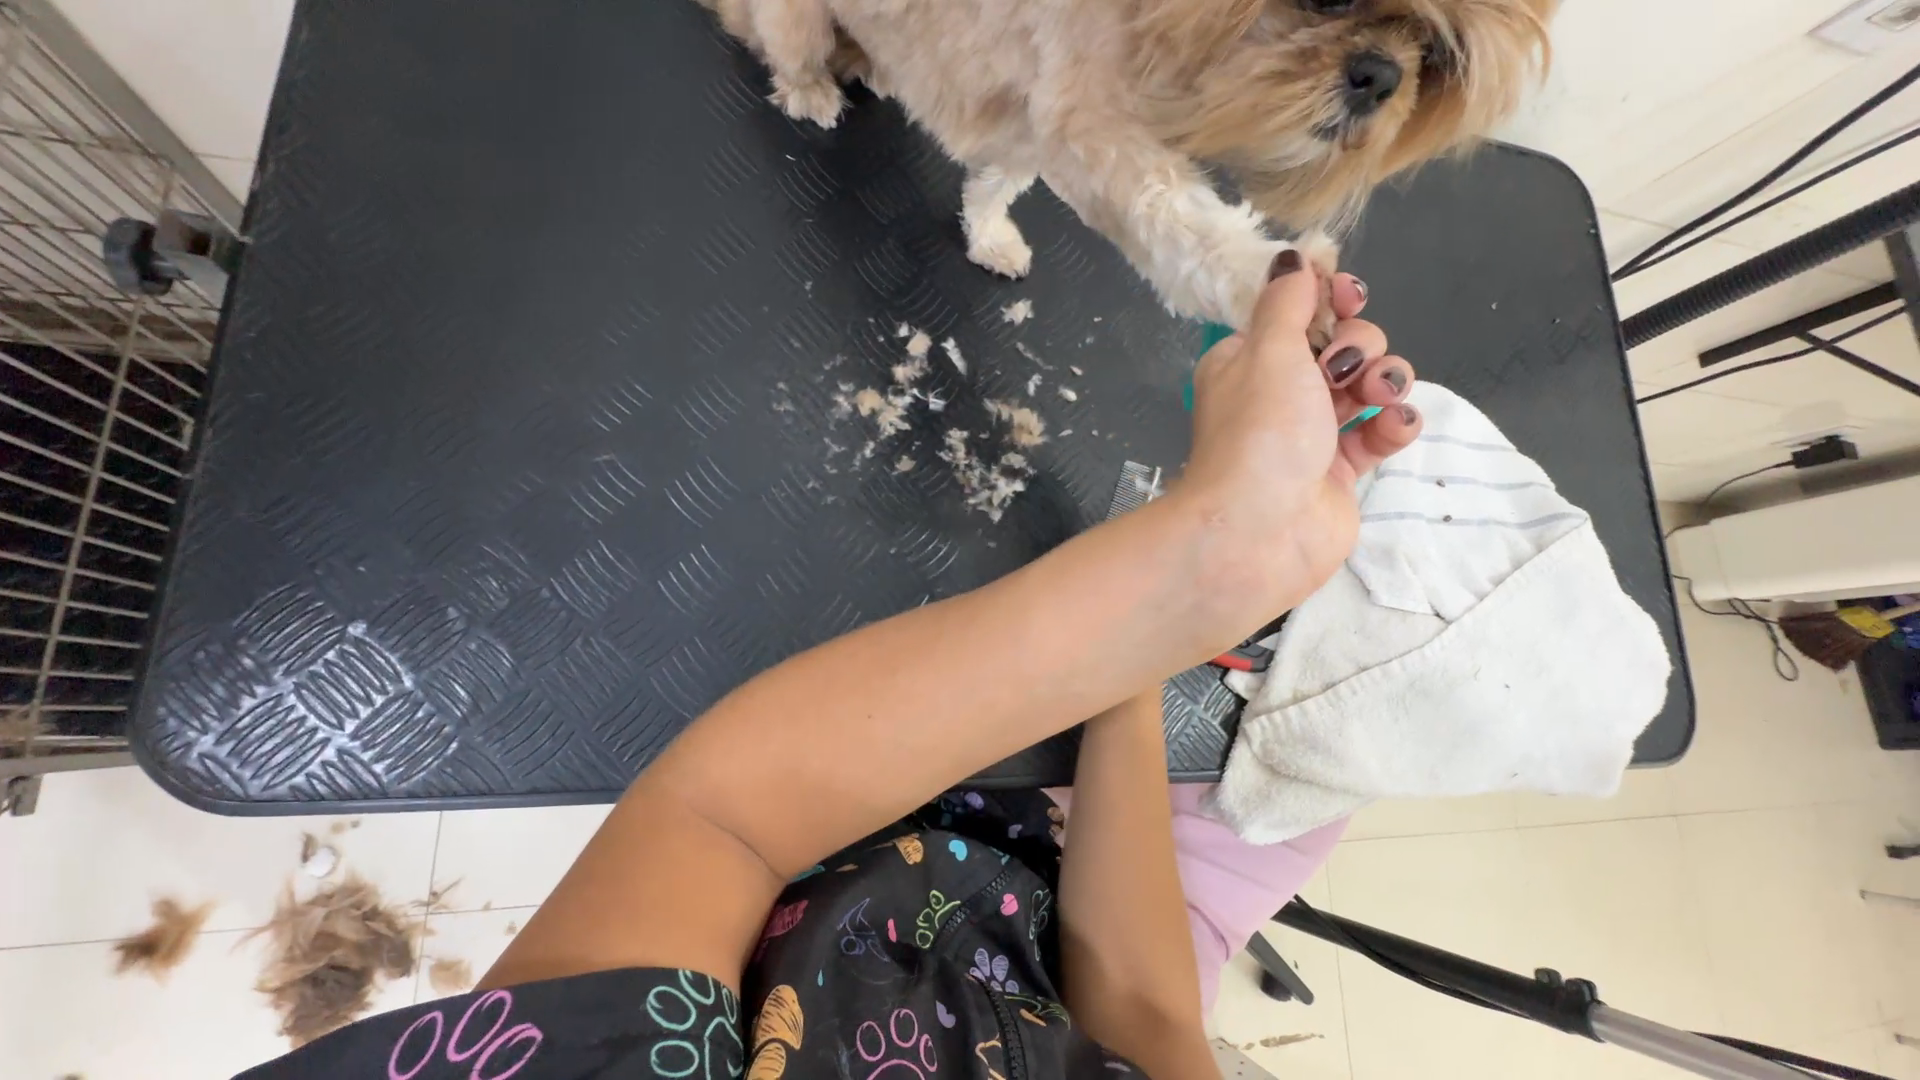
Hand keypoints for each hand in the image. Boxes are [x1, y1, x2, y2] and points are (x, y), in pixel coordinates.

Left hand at [1171, 251, 1421, 640]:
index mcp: (1247, 361)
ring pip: (1368, 385)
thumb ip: (1288, 301)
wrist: (1257, 532)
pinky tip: (1392, 429)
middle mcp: (1277, 394)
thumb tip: (1294, 258)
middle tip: (1343, 370)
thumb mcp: (1268, 351)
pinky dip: (1394, 424)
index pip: (1298, 313)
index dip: (1331, 299)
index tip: (1348, 296)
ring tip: (1375, 399)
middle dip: (1360, 345)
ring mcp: (1311, 434)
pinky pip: (1380, 431)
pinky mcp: (1339, 472)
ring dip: (1384, 381)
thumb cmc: (1259, 432)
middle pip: (1343, 344)